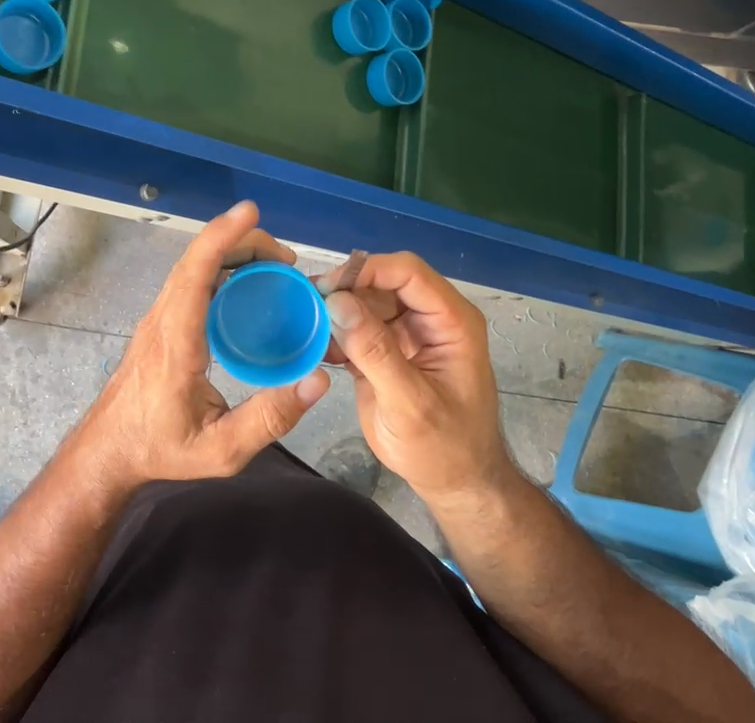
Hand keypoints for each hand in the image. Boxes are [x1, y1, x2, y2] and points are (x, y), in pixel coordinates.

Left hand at [64, 201, 330, 491]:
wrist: (109, 451)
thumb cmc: (161, 449)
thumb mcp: (222, 449)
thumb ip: (270, 418)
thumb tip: (319, 380)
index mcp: (176, 344)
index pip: (195, 275)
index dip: (221, 237)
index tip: (249, 212)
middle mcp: (163, 320)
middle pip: (197, 261)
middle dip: (241, 242)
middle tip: (288, 258)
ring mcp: (157, 320)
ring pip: (191, 269)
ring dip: (230, 254)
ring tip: (276, 267)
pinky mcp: (160, 324)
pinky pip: (190, 283)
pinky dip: (220, 270)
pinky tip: (248, 286)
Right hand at [322, 252, 520, 506]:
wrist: (453, 483)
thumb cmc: (445, 447)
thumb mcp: (410, 403)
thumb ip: (375, 351)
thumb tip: (337, 302)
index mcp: (451, 321)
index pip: (408, 273)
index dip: (367, 271)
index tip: (326, 288)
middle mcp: (428, 318)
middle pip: (381, 282)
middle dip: (343, 289)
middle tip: (303, 305)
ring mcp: (405, 333)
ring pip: (363, 301)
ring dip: (333, 310)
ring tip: (300, 323)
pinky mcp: (383, 350)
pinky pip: (354, 327)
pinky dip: (332, 333)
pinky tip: (312, 347)